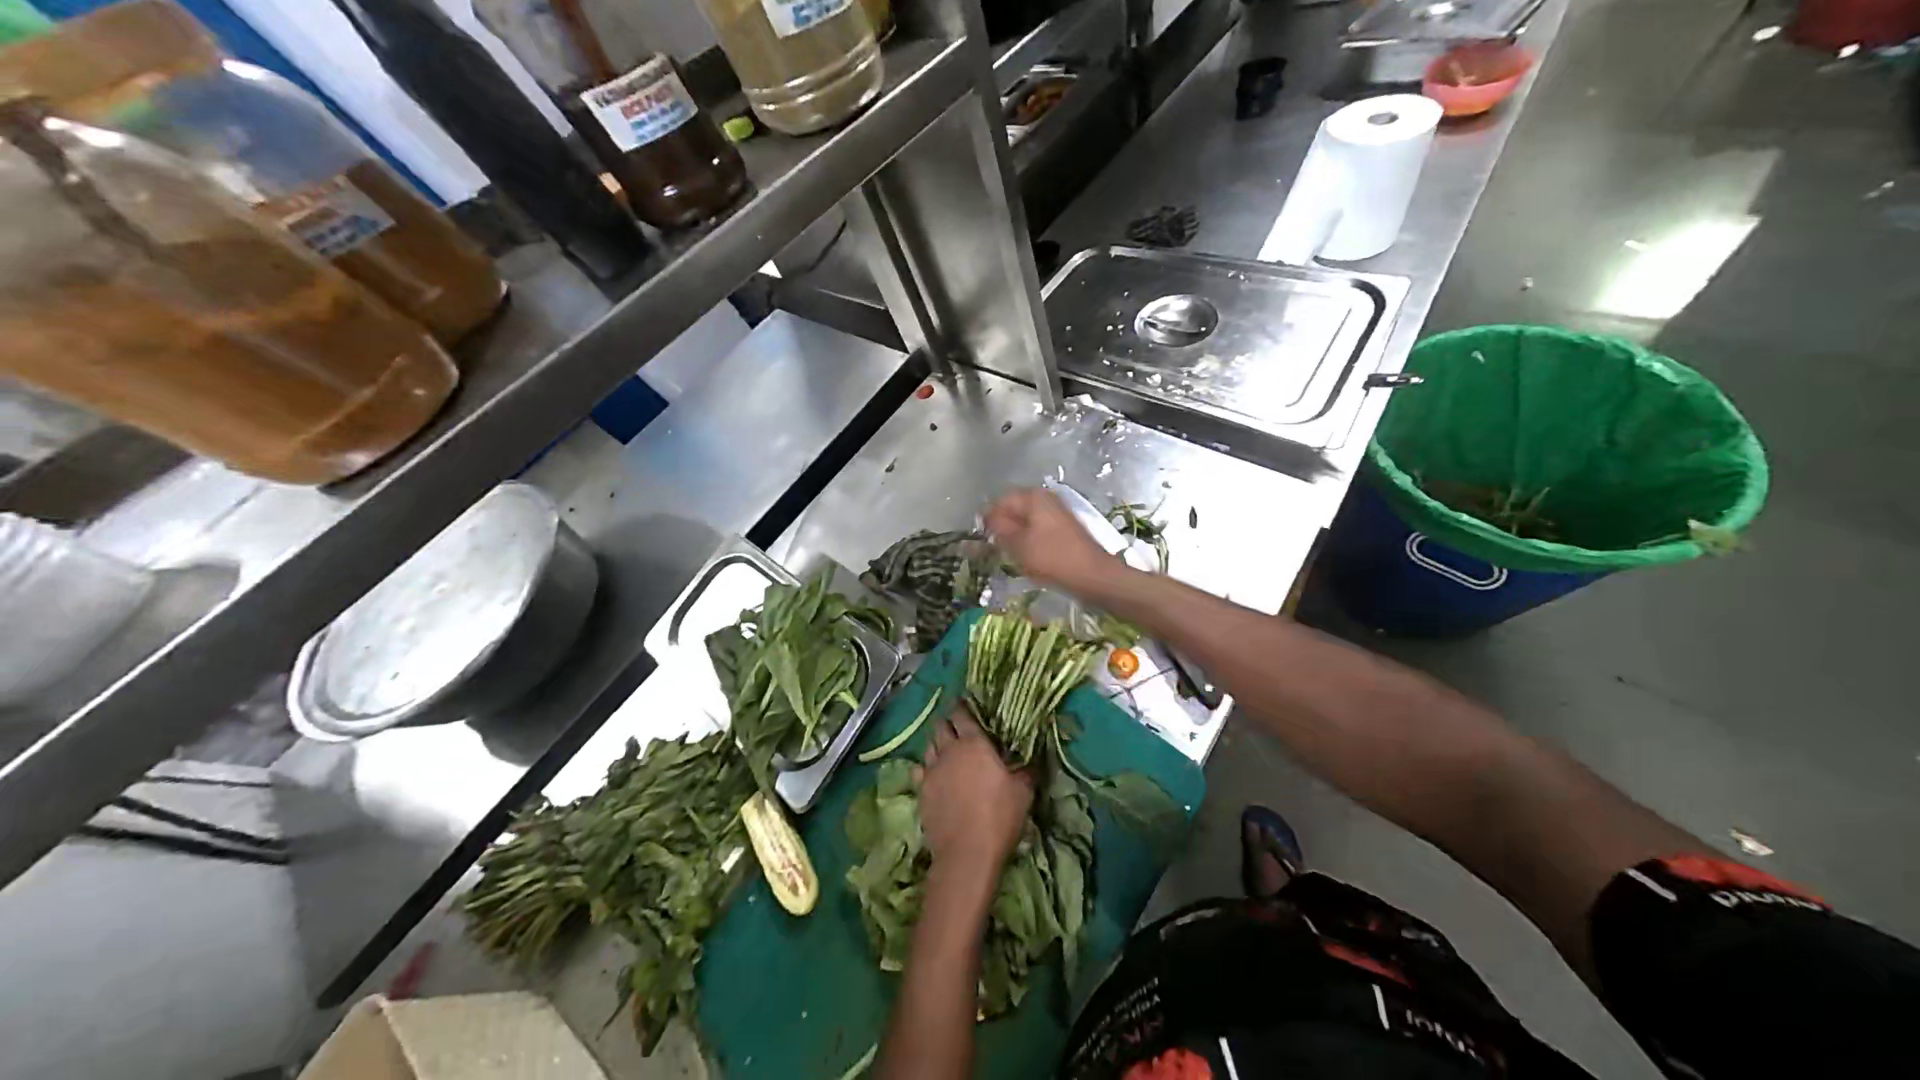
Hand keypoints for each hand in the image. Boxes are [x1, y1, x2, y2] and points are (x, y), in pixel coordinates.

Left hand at [919, 704, 1032, 878]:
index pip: (962, 714)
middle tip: (957, 726)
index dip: (963, 707)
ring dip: (936, 743)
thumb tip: (1033, 756)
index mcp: (974, 743)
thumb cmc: (999, 816)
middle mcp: (948, 750)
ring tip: (945, 747)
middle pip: (941, 726)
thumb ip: (1025, 768)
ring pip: (928, 745)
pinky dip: (925, 767)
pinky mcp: (920, 791)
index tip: (965, 704)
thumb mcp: (1023, 790)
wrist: (967, 853)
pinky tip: (932, 774)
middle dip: (948, 722)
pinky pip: (919, 770)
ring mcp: (931, 770)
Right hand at [983, 489, 1120, 592]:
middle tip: (998, 550)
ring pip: (1027, 522)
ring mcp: (1058, 513)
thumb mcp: (1018, 543)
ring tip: (1014, 557)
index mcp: (1033, 496)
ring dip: (1017, 538)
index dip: (988, 519)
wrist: (1093, 576)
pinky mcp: (1065, 530)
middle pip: (1014, 510)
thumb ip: (999, 526)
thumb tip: (986, 516)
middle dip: (1004, 528)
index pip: (1000, 501)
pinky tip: (1031, 559)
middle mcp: (1046, 498)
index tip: (984, 540)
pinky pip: (1039, 532)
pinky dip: (1031, 543)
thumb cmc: (1051, 558)